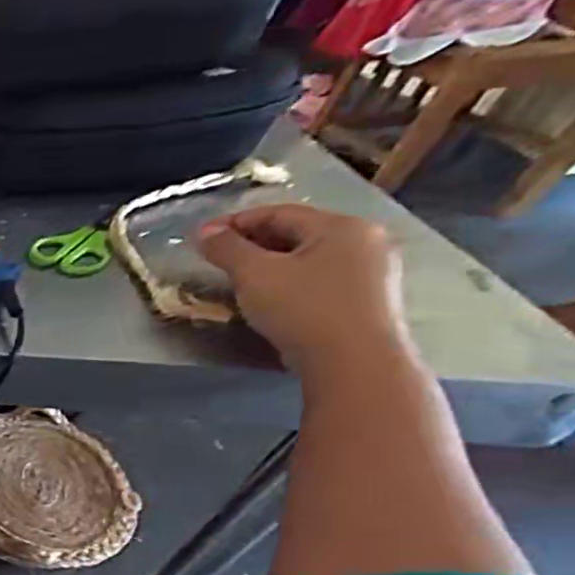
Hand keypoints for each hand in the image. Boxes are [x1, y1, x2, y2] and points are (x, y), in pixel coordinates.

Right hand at [198, 204, 412, 375]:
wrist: (354, 362)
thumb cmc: (303, 308)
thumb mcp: (253, 274)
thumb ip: (227, 248)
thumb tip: (205, 231)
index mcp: (341, 226)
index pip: (278, 212)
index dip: (235, 222)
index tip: (201, 236)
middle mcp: (365, 240)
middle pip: (296, 232)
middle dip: (252, 242)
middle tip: (216, 257)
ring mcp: (373, 271)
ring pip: (308, 256)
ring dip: (269, 262)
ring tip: (238, 278)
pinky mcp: (369, 298)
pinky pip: (320, 277)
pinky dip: (290, 279)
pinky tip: (270, 296)